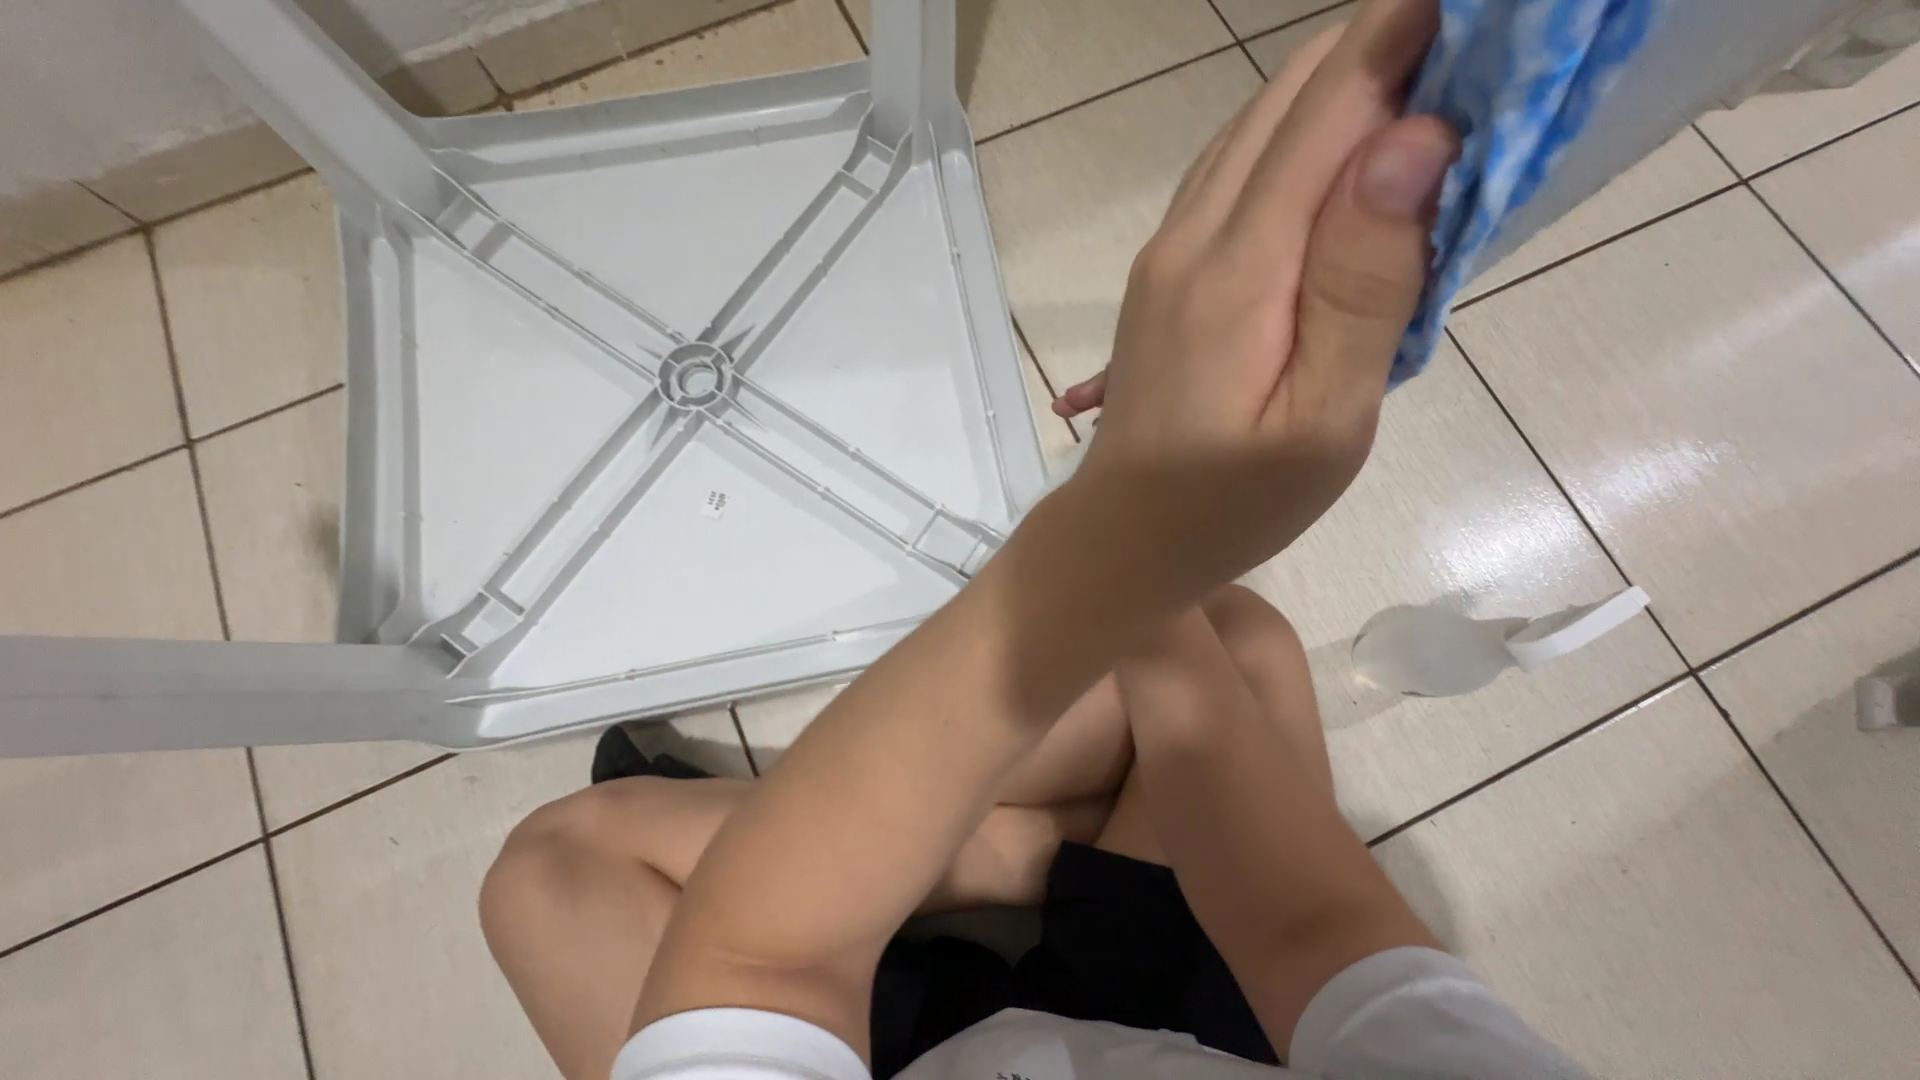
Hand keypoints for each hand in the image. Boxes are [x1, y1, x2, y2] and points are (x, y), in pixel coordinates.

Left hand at [1051, 0, 1458, 608]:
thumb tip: (1411, 140)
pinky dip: (1287, 141)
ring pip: (1247, 133)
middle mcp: (1188, 239)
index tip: (1482, 3)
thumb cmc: (1230, 503)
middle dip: (1373, 50)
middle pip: (1281, 105)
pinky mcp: (1161, 276)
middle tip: (1469, 39)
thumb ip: (1364, 283)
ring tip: (1418, 73)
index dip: (1401, 38)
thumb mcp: (1323, 419)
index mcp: (1235, 269)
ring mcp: (1165, 255)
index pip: (1324, 113)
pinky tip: (1334, 153)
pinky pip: (1226, 177)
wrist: (1124, 535)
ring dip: (1329, 90)